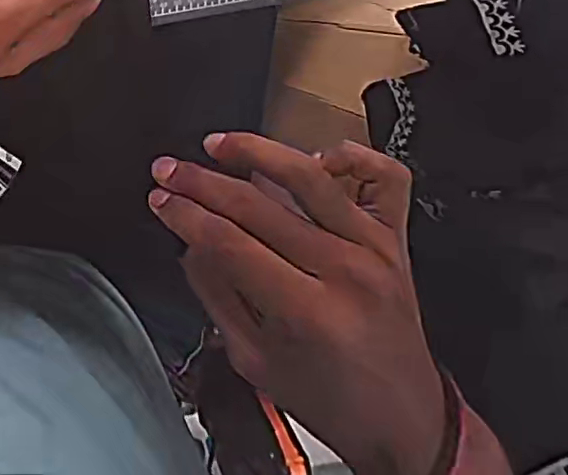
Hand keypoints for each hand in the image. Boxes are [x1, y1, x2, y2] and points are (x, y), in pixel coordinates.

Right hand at [149, 134, 446, 474]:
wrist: (408, 423)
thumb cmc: (331, 399)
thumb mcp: (254, 361)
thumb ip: (215, 294)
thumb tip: (189, 240)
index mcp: (309, 313)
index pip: (228, 241)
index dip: (184, 214)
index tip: (160, 199)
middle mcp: (345, 272)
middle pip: (255, 204)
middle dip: (198, 181)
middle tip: (167, 170)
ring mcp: (374, 249)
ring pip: (307, 176)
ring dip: (253, 151)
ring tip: (216, 144)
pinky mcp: (394, 238)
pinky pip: (385, 179)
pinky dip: (351, 156)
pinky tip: (314, 155)